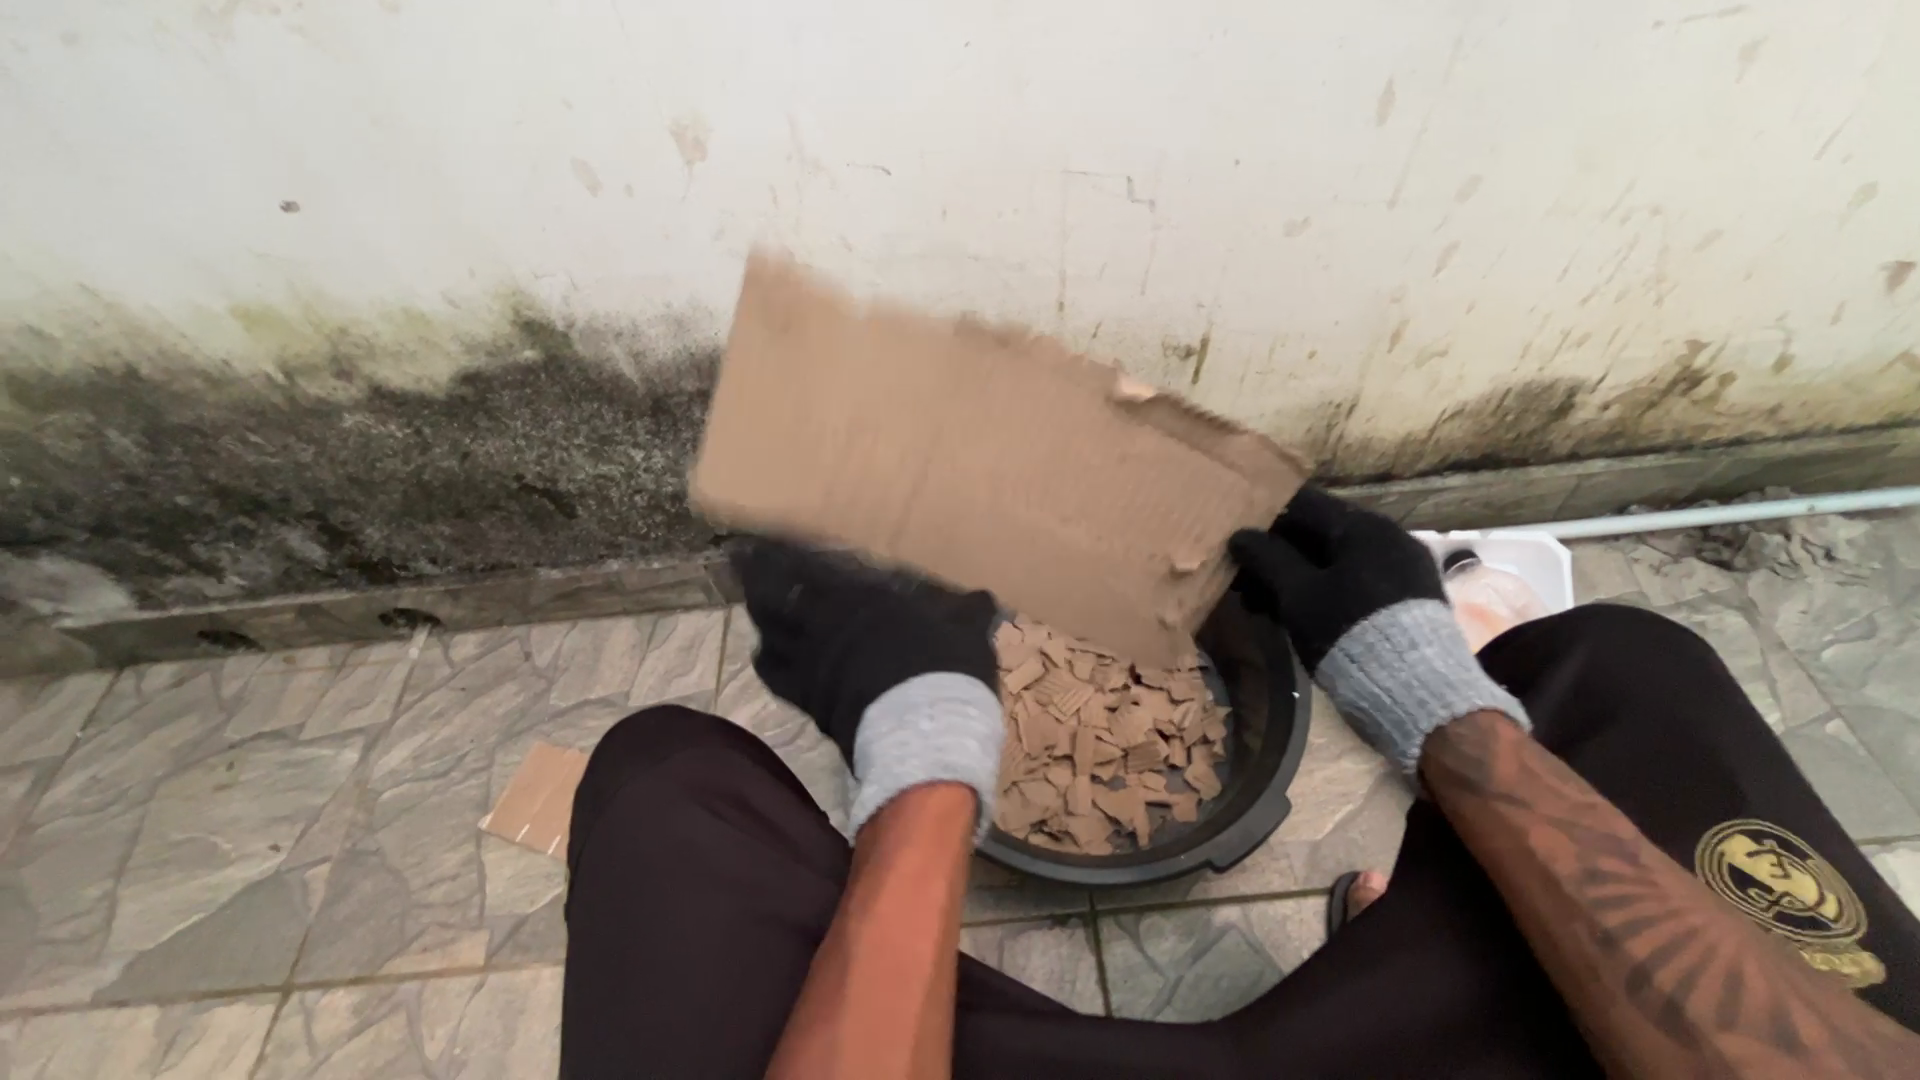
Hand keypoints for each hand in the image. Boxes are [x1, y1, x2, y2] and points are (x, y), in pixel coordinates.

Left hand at [730, 537, 1003, 834]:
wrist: (923, 734)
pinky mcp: (809, 702)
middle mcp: (827, 626)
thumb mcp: (967, 634)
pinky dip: (768, 663)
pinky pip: (776, 678)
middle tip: (745, 565)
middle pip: (773, 597)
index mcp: (861, 600)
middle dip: (756, 579)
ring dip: (759, 618)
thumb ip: (970, 613)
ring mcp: (813, 666)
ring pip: (768, 635)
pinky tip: (767, 657)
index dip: (778, 553)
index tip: (761, 540)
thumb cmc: (946, 673)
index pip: (806, 568)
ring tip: (754, 607)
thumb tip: (985, 597)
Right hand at [1228, 487, 1526, 772]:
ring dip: (1294, 576)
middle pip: (1319, 532)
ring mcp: (1402, 570)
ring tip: (1260, 604)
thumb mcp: (1297, 594)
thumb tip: (1240, 535)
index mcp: (1363, 526)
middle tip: (1243, 578)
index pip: (1303, 502)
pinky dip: (1321, 590)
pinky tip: (1295, 614)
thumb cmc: (1349, 631)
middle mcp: (1389, 538)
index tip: (1236, 535)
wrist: (1416, 692)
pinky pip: (1353, 581)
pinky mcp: (1408, 601)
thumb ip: (1267, 559)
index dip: (1264, 515)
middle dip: (1276, 554)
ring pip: (1334, 560)